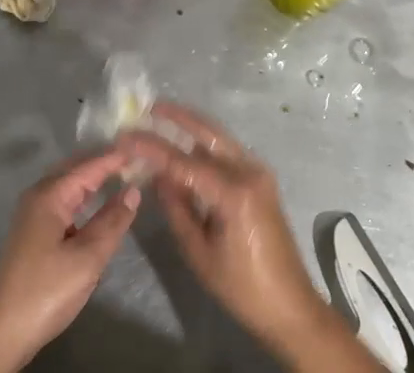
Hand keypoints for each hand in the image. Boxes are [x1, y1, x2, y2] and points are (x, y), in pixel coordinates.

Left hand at [0, 148, 140, 372]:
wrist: (3, 331)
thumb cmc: (47, 290)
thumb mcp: (87, 258)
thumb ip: (112, 222)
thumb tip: (132, 190)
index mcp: (49, 196)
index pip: (87, 168)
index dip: (113, 158)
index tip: (140, 149)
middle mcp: (37, 198)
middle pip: (73, 171)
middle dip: (101, 163)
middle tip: (132, 158)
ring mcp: (32, 216)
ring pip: (66, 188)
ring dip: (91, 181)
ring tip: (119, 175)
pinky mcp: (32, 234)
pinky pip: (62, 204)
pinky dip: (81, 199)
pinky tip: (95, 207)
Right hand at [123, 102, 350, 363]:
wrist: (290, 305)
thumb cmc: (241, 286)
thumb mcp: (198, 251)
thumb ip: (176, 207)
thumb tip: (157, 174)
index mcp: (234, 192)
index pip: (182, 161)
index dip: (150, 147)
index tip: (124, 136)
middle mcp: (250, 172)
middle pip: (208, 133)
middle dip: (178, 117)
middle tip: (148, 107)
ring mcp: (260, 173)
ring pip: (219, 138)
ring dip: (191, 126)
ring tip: (161, 119)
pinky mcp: (262, 181)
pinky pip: (228, 153)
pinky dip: (205, 144)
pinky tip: (186, 146)